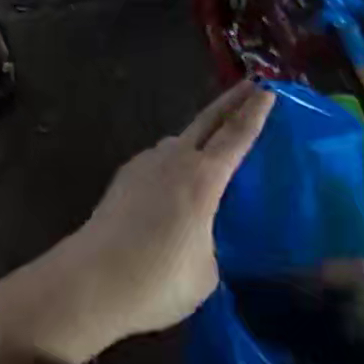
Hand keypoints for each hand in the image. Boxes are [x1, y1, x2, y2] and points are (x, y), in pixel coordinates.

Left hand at [36, 81, 274, 363]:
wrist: (94, 275)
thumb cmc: (159, 278)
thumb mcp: (207, 268)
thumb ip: (211, 237)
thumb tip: (200, 229)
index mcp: (201, 179)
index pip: (235, 137)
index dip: (254, 114)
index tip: (268, 91)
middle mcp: (172, 160)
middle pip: (206, 122)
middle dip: (230, 102)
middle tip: (249, 85)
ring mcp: (144, 164)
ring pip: (179, 141)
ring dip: (200, 136)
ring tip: (216, 144)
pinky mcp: (125, 177)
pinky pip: (159, 160)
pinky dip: (176, 161)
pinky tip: (178, 182)